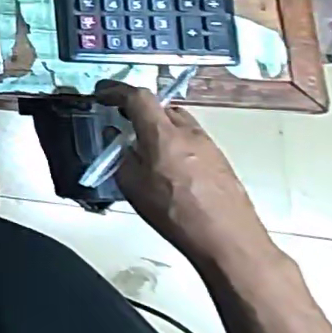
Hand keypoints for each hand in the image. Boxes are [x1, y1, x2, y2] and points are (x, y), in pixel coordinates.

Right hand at [94, 80, 275, 267]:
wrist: (229, 241)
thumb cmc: (176, 214)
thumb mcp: (132, 186)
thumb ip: (120, 155)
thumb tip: (116, 136)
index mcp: (162, 133)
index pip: (137, 96)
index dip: (116, 91)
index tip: (102, 94)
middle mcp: (188, 131)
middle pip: (160, 107)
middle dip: (139, 110)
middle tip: (123, 123)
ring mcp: (209, 144)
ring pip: (177, 124)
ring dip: (159, 128)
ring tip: (146, 150)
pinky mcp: (221, 160)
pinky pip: (191, 141)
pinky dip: (175, 145)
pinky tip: (170, 169)